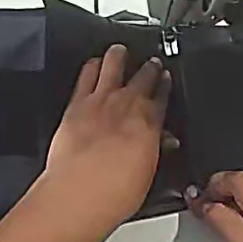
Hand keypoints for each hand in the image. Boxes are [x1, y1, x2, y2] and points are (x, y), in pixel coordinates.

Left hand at [42, 45, 170, 230]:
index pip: (162, 97)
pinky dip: (91, 66)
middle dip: (149, 68)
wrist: (79, 192)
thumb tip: (159, 142)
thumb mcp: (147, 174)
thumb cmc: (113, 192)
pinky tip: (92, 62)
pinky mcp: (77, 104)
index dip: (165, 86)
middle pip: (143, 78)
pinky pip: (86, 76)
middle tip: (151, 62)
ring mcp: (101, 101)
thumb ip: (153, 150)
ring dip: (119, 56)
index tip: (165, 79)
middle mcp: (127, 106)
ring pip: (113, 66)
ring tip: (121, 50)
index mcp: (149, 125)